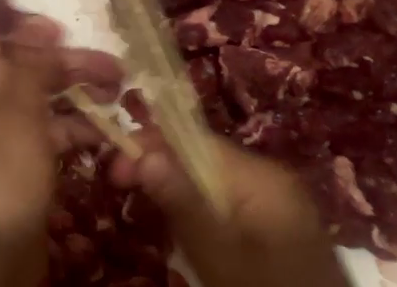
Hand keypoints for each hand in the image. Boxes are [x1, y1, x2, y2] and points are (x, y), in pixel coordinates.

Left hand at [0, 15, 121, 286]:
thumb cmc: (4, 170)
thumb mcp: (20, 108)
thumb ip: (30, 64)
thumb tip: (39, 23)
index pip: (2, 41)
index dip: (31, 32)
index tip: (68, 31)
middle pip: (33, 71)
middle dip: (72, 65)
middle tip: (118, 70)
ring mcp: (11, 141)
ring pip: (49, 105)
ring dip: (82, 98)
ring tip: (120, 99)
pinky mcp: (29, 173)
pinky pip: (56, 140)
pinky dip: (81, 133)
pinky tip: (107, 139)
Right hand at [111, 131, 348, 286]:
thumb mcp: (219, 256)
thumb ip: (182, 202)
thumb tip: (143, 151)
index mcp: (261, 176)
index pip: (194, 140)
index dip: (149, 147)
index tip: (114, 170)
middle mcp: (272, 180)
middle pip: (203, 159)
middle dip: (162, 170)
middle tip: (124, 192)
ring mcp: (281, 206)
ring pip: (215, 184)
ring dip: (180, 194)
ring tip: (153, 219)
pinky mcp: (282, 233)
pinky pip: (231, 207)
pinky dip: (204, 215)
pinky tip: (190, 239)